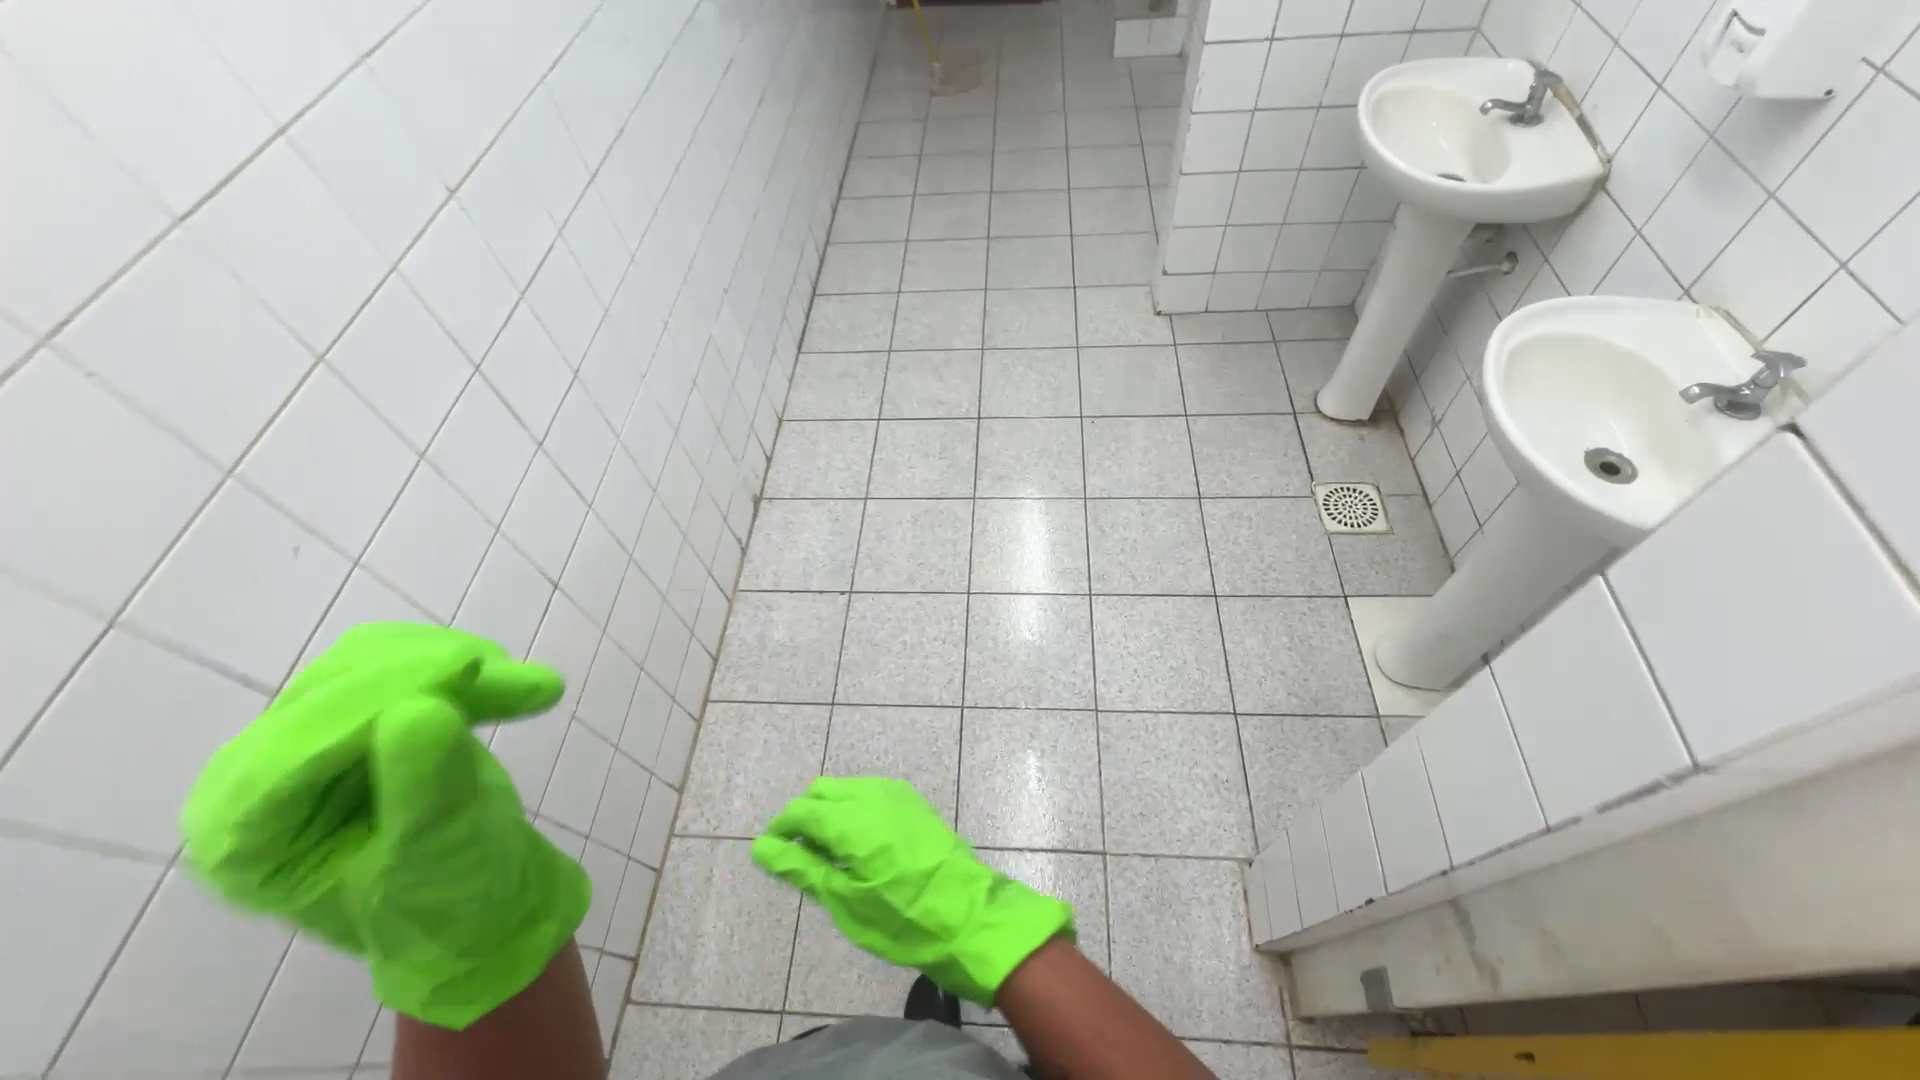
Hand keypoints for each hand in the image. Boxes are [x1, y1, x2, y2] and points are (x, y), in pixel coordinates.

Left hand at [180, 623, 590, 1029]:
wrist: (484, 910)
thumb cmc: (454, 905)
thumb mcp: (441, 858)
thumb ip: (424, 788)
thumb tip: (424, 709)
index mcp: (244, 838)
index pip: (297, 749)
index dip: (382, 701)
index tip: (470, 668)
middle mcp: (252, 782)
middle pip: (330, 693)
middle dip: (430, 677)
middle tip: (527, 682)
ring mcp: (301, 747)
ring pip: (365, 664)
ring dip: (451, 664)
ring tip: (532, 687)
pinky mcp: (350, 724)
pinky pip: (392, 663)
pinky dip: (452, 665)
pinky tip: (502, 679)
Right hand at [751, 777, 1073, 1004]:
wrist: (969, 917)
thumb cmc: (902, 918)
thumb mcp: (845, 900)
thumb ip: (802, 868)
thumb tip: (761, 847)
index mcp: (852, 819)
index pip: (801, 811)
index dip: (781, 831)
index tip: (775, 856)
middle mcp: (872, 796)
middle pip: (821, 792)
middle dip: (805, 818)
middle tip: (803, 859)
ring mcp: (896, 795)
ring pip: (846, 789)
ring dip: (830, 812)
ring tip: (833, 857)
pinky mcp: (913, 803)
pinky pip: (870, 794)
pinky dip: (854, 811)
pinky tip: (861, 847)